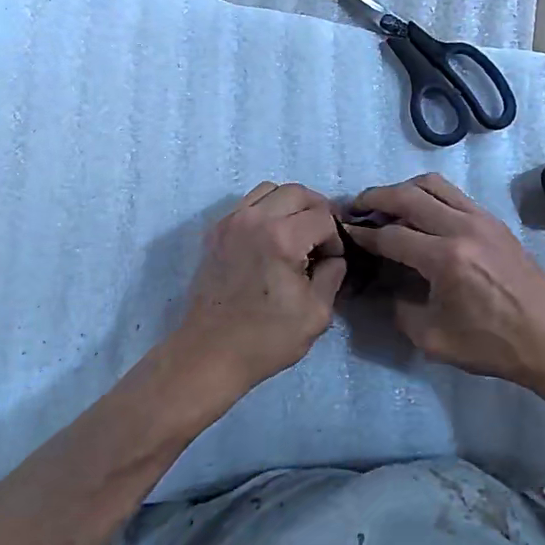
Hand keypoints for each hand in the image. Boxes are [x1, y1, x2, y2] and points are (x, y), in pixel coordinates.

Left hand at [174, 182, 347, 391]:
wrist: (209, 354)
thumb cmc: (266, 338)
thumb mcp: (316, 313)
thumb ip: (332, 275)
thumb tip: (333, 258)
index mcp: (282, 238)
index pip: (323, 217)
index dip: (334, 238)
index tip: (331, 261)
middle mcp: (255, 219)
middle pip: (298, 192)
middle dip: (317, 211)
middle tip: (320, 239)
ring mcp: (231, 222)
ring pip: (271, 190)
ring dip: (290, 205)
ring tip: (296, 232)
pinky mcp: (216, 231)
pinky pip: (248, 203)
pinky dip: (265, 210)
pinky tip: (270, 238)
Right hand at [347, 174, 544, 393]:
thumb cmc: (492, 344)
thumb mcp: (434, 339)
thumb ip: (400, 309)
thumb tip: (383, 287)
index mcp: (445, 258)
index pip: (392, 235)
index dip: (364, 234)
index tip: (346, 233)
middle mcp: (462, 227)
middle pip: (408, 196)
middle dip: (376, 198)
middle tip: (356, 207)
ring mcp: (481, 218)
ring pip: (432, 184)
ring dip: (403, 188)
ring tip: (386, 204)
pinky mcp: (493, 220)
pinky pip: (453, 193)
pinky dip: (429, 194)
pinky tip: (420, 212)